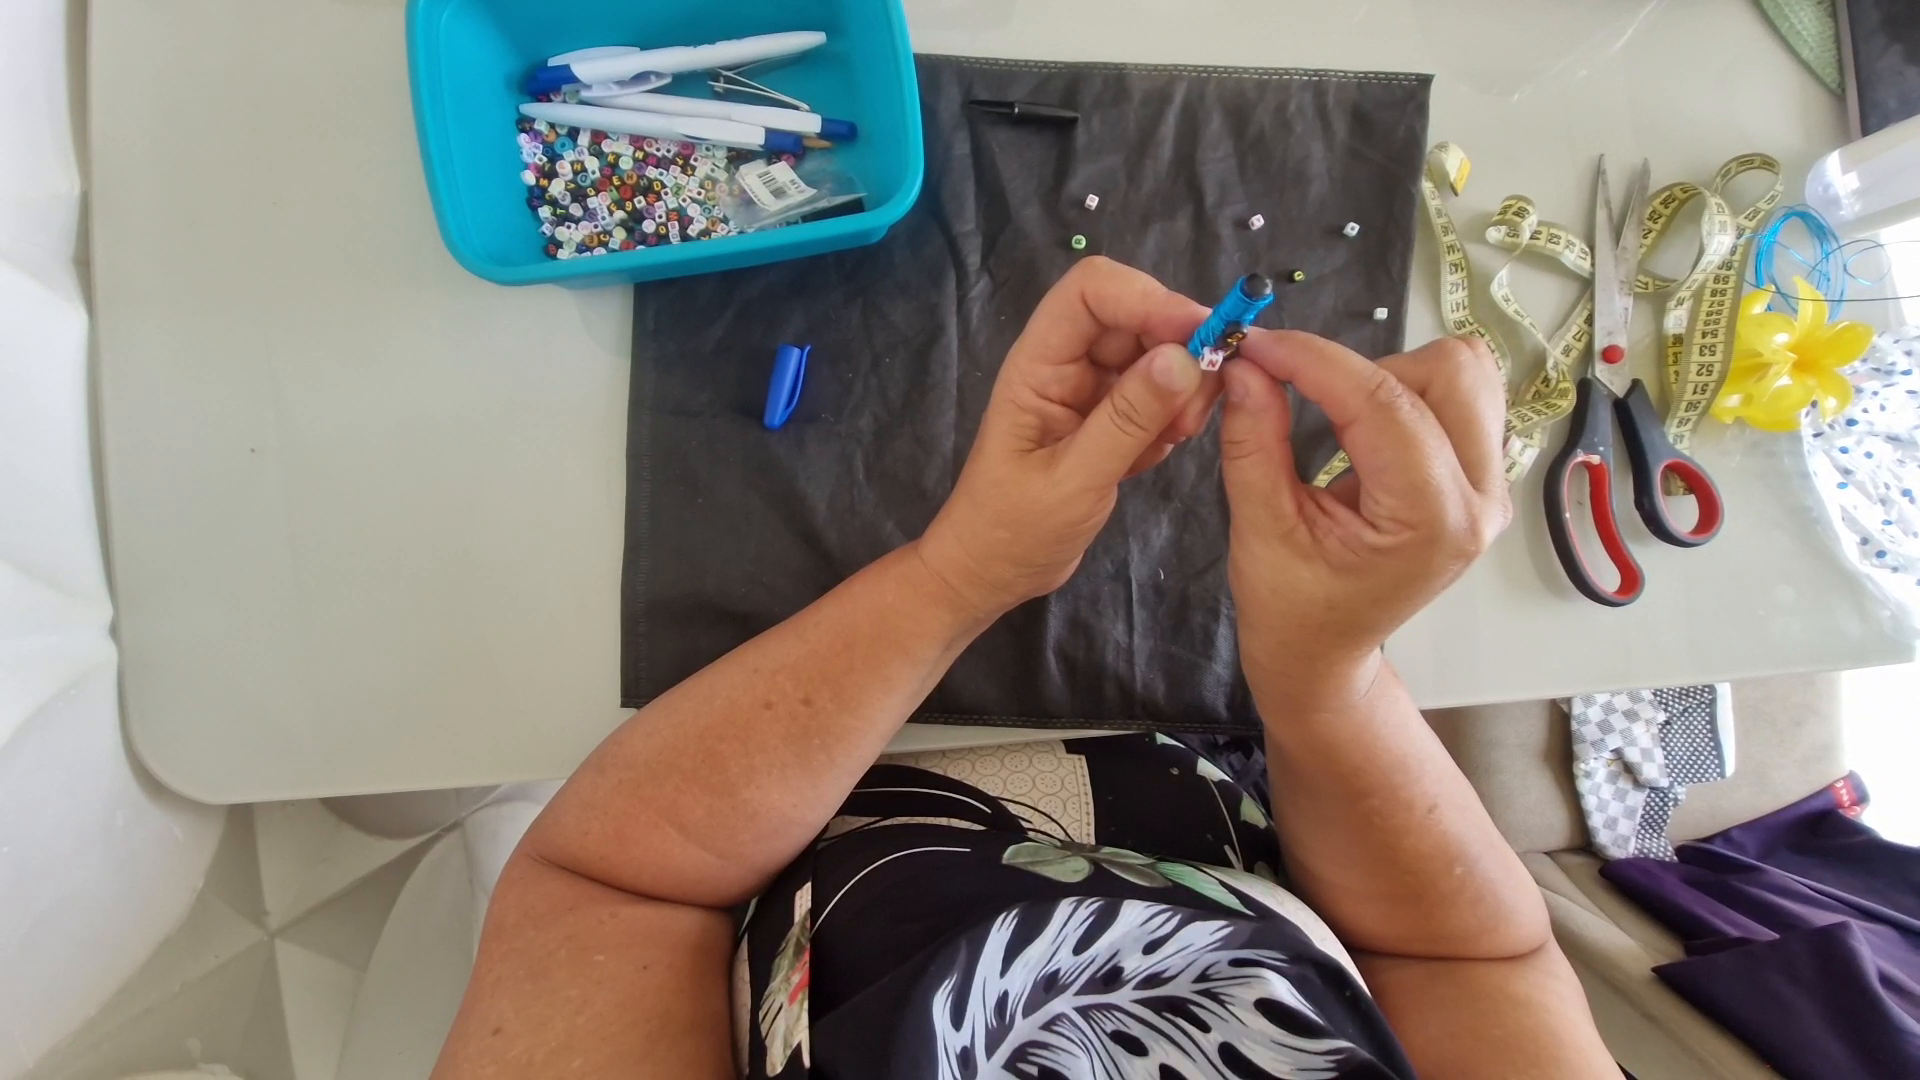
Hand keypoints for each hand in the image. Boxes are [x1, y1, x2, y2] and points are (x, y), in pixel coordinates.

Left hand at [916, 257, 1214, 616]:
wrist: (994, 570)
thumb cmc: (1013, 529)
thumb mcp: (1073, 480)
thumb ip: (1127, 421)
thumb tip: (1184, 358)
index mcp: (1038, 366)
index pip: (1091, 292)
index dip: (1147, 298)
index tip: (1199, 336)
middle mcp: (1065, 368)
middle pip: (1134, 319)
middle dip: (1176, 349)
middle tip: (1195, 409)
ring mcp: (1088, 395)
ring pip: (1152, 358)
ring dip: (1180, 389)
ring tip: (1178, 436)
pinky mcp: (1108, 423)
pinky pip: (1155, 397)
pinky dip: (1170, 417)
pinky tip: (1156, 456)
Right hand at [1218, 331, 1511, 708]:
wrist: (1323, 652)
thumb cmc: (1287, 606)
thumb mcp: (1258, 528)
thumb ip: (1253, 442)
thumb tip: (1245, 368)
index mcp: (1428, 521)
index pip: (1382, 405)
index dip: (1313, 361)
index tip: (1257, 346)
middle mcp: (1480, 497)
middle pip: (1450, 371)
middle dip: (1363, 369)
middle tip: (1303, 397)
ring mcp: (1489, 487)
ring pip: (1463, 375)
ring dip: (1389, 377)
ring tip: (1337, 419)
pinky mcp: (1477, 479)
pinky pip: (1459, 399)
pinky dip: (1403, 393)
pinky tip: (1362, 432)